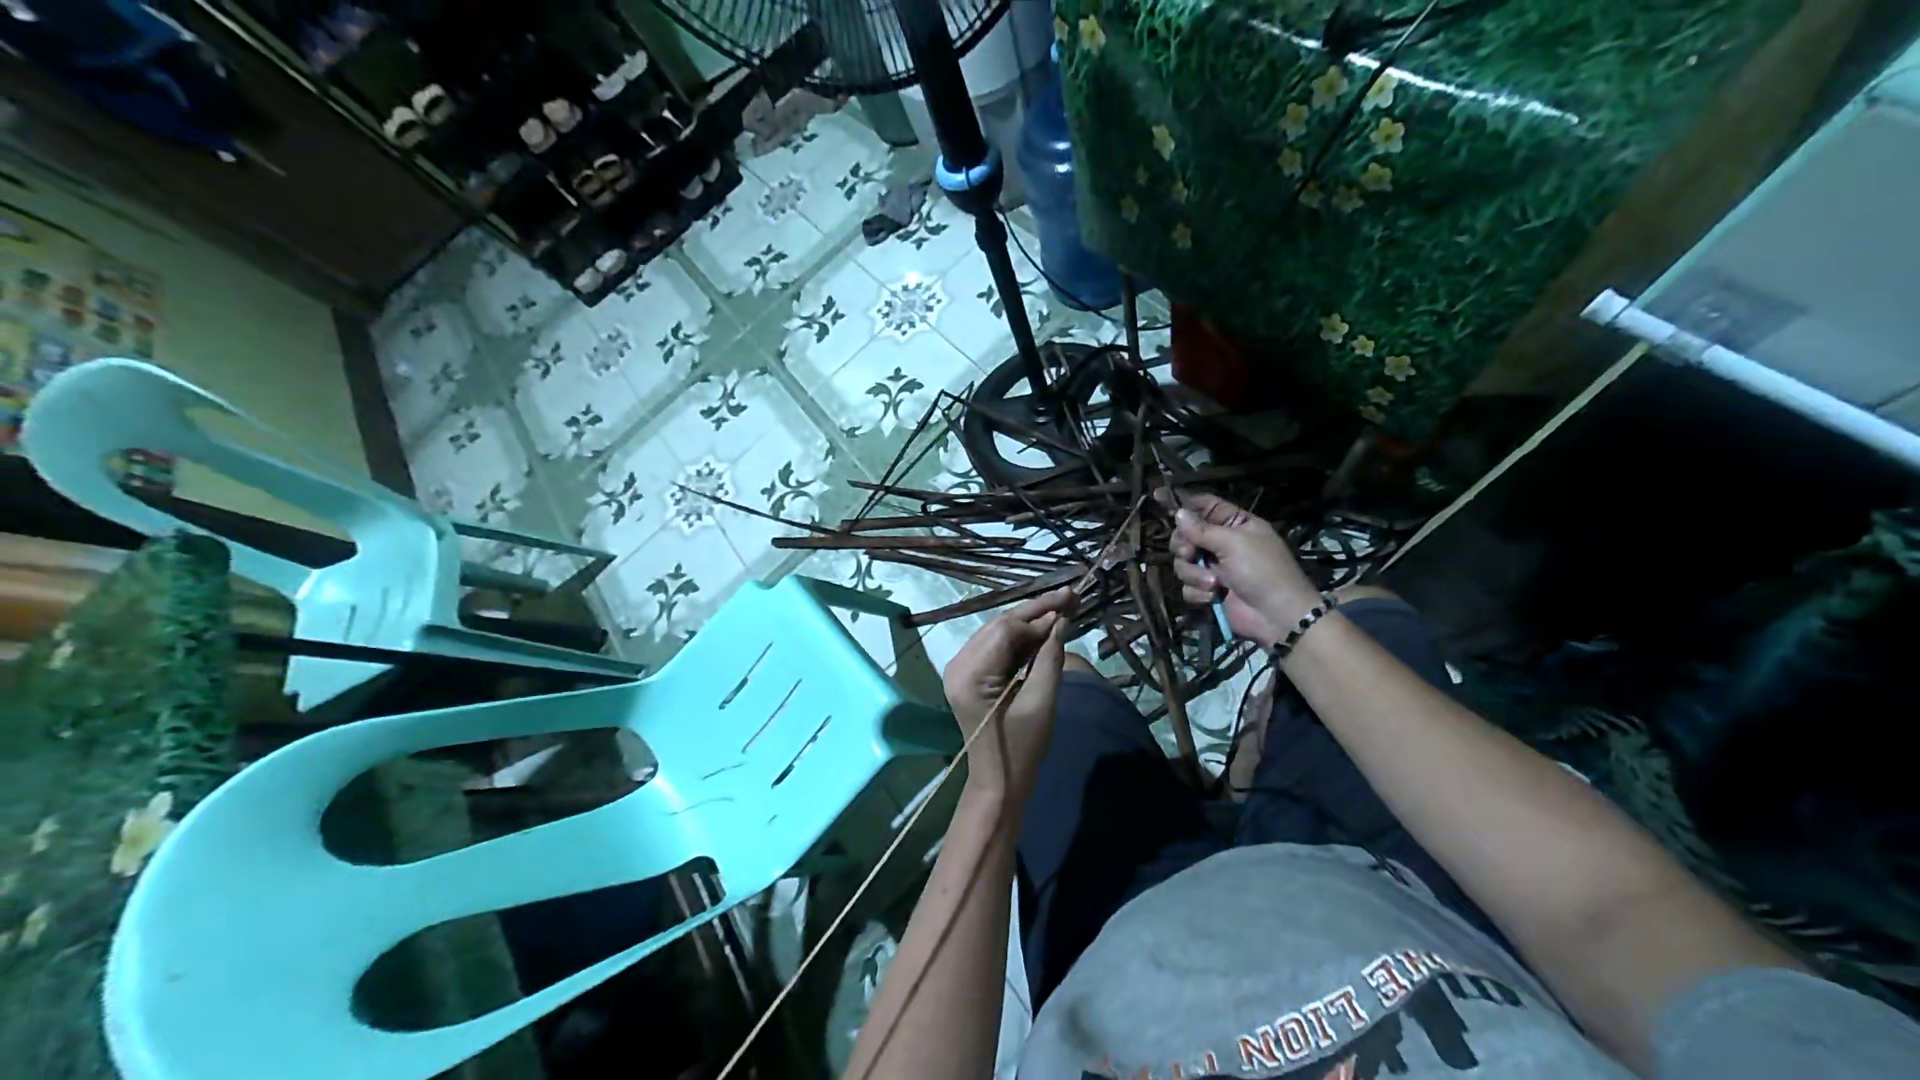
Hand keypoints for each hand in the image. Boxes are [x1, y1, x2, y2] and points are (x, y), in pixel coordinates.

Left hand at [942, 587, 1073, 804]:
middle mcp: (958, 665)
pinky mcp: (969, 676)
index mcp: (970, 674)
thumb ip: (1049, 658)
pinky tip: (1044, 631)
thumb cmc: (1022, 748)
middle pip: (999, 626)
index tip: (1072, 604)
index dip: (1039, 616)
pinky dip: (1020, 639)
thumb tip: (1061, 620)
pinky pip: (995, 647)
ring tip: (1063, 609)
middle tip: (1071, 596)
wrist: (999, 783)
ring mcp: (960, 670)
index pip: (1005, 630)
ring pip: (998, 633)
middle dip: (1036, 612)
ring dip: (1029, 623)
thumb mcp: (1042, 702)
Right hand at [1164, 491, 1320, 648]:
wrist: (1277, 617)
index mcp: (1235, 524)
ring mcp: (1214, 568)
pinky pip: (1187, 585)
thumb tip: (1178, 513)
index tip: (1157, 495)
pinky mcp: (1207, 591)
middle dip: (1184, 545)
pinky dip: (1198, 591)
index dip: (1182, 501)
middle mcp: (1222, 543)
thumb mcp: (1234, 543)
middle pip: (1185, 534)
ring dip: (1194, 573)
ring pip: (1183, 562)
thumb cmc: (1263, 571)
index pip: (1204, 505)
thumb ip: (1202, 529)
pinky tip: (1213, 596)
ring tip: (1214, 583)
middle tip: (1191, 553)